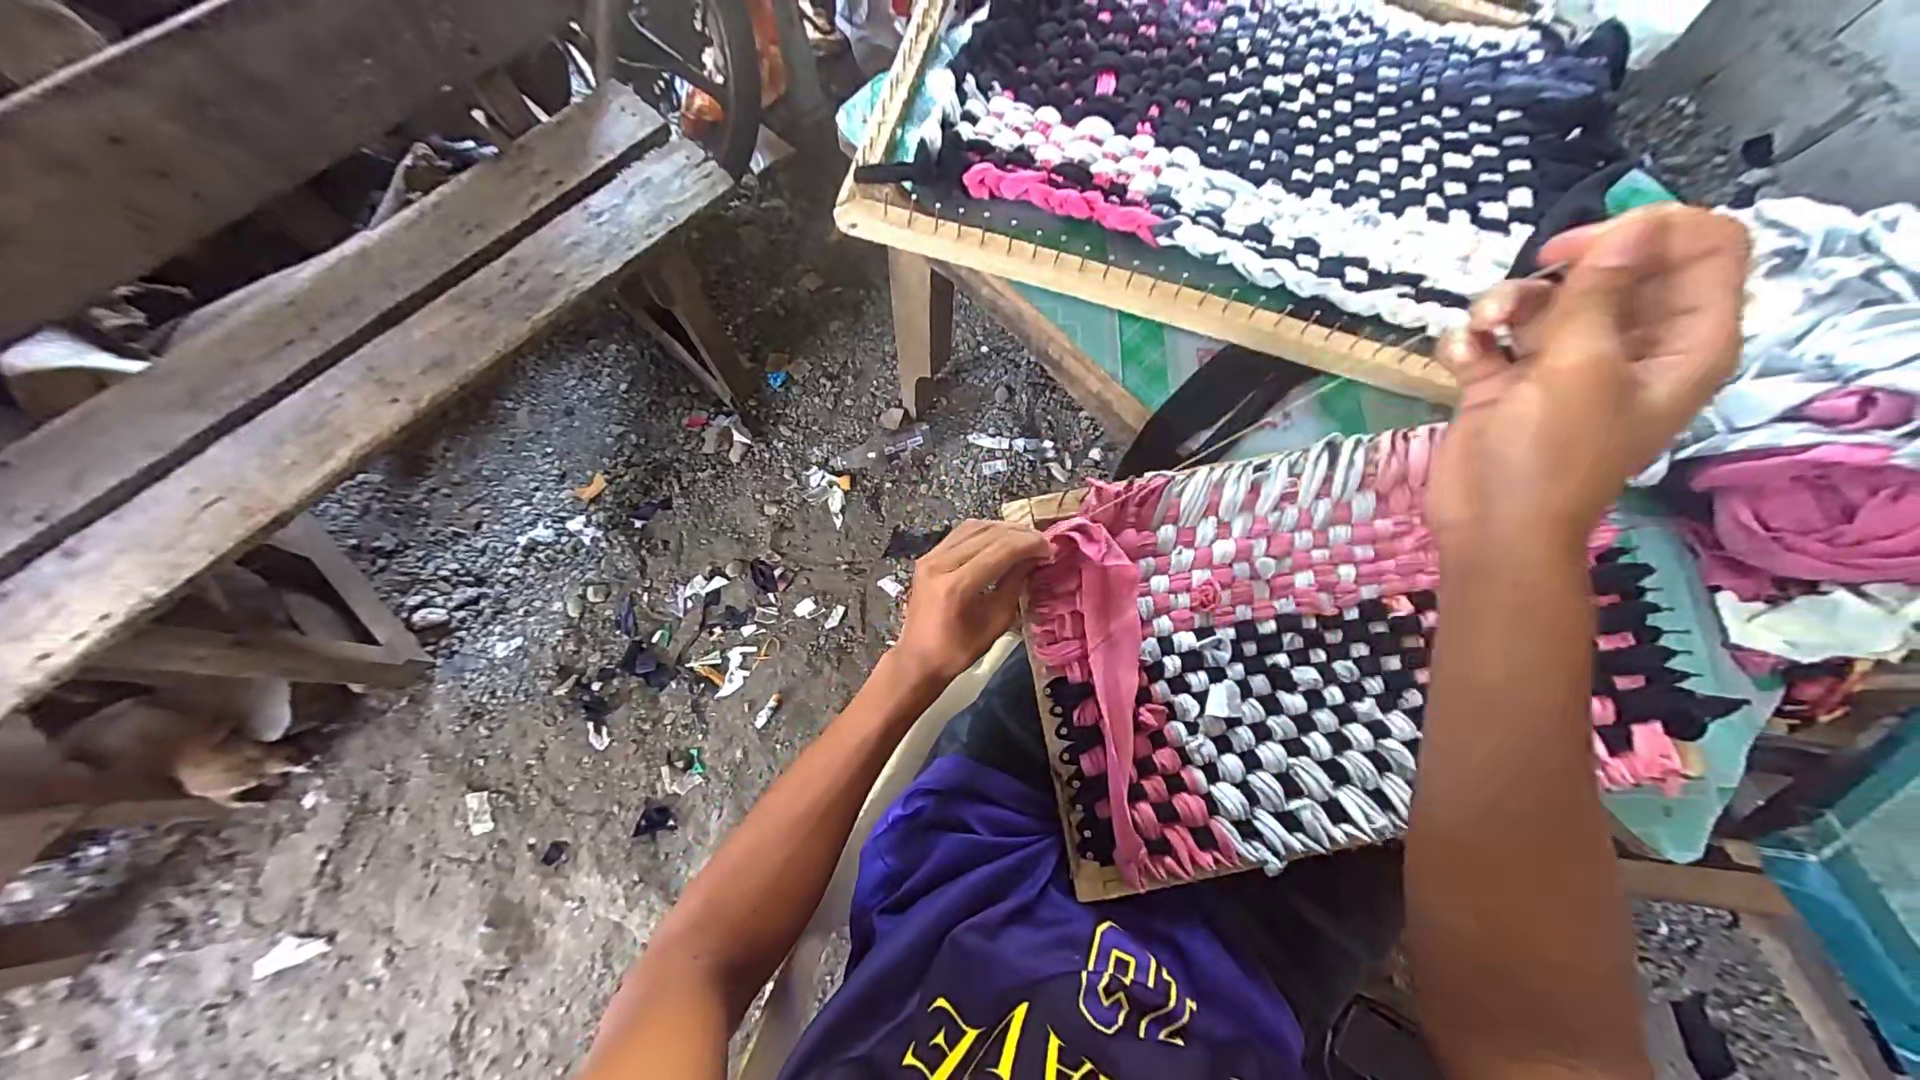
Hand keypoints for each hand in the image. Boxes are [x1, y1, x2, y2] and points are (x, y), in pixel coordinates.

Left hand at [892, 520, 1051, 684]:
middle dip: (1020, 534)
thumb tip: (1034, 558)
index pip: (1000, 550)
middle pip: (988, 533)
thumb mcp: (996, 621)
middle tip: (1042, 542)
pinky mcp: (927, 556)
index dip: (1029, 545)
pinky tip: (1001, 539)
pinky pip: (961, 533)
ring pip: (974, 527)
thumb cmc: (958, 649)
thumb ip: (1014, 584)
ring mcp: (930, 557)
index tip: (1050, 549)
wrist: (918, 658)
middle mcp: (940, 563)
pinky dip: (985, 531)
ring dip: (1003, 529)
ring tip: (1026, 538)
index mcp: (956, 586)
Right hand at [1427, 204, 1749, 554]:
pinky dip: (1471, 342)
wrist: (1488, 524)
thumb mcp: (1580, 369)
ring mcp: (1559, 365)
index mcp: (1680, 341)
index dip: (1650, 233)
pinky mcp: (1504, 382)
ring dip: (1503, 304)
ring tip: (1480, 328)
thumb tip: (1630, 225)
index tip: (1587, 247)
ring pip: (1541, 300)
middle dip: (1563, 271)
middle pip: (1611, 268)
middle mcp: (1624, 345)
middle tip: (1528, 282)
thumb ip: (1601, 293)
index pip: (1702, 250)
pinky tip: (1461, 359)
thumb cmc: (1550, 455)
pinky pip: (1491, 339)